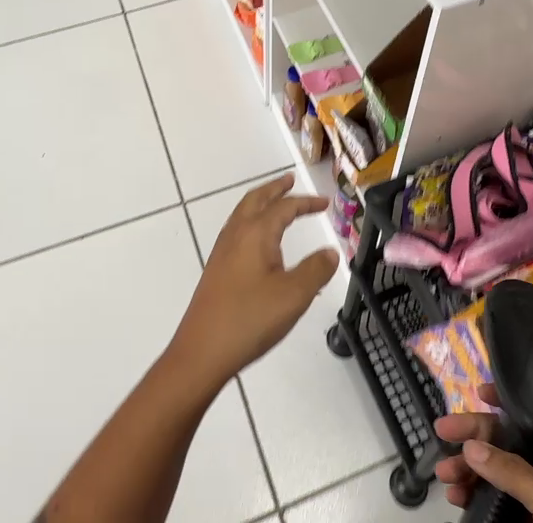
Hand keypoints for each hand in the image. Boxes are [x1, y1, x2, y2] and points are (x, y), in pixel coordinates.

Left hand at [167, 175, 338, 388]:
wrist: (202, 351)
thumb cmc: (250, 319)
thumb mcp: (294, 295)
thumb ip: (315, 269)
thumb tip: (330, 252)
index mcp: (255, 233)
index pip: (284, 207)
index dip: (306, 203)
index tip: (325, 203)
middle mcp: (236, 235)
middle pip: (255, 200)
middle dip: (274, 189)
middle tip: (290, 180)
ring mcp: (222, 252)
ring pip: (242, 214)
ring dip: (260, 203)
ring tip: (275, 204)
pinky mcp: (216, 270)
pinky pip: (236, 231)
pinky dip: (252, 222)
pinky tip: (258, 243)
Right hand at [433, 385, 532, 522]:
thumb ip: (516, 474)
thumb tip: (471, 446)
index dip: (506, 403)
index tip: (478, 391)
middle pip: (504, 443)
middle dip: (472, 438)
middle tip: (440, 432)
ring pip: (492, 471)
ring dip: (466, 469)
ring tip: (443, 475)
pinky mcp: (521, 519)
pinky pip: (491, 498)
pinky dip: (472, 494)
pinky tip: (456, 496)